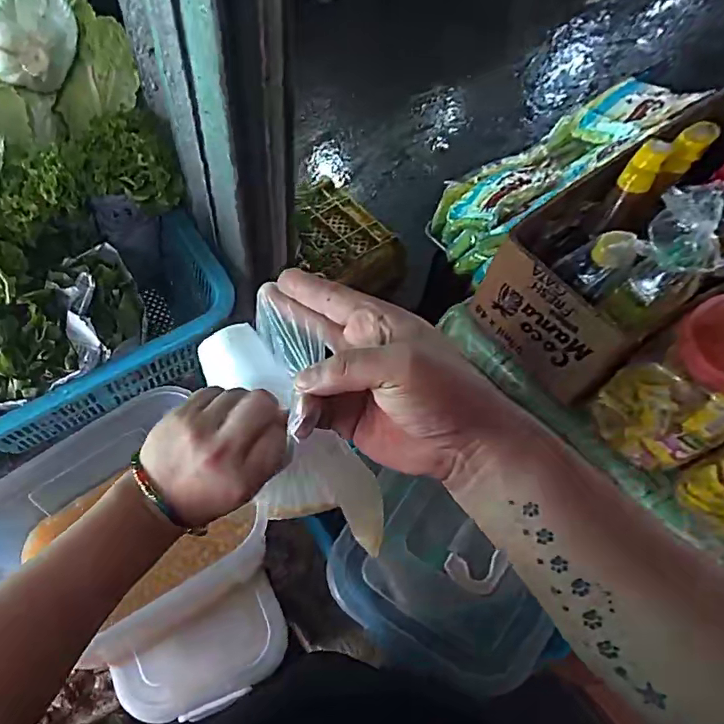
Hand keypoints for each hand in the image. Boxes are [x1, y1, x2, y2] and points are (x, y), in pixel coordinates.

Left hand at [139, 388, 287, 526]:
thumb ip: (268, 460)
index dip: (280, 430)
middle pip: (261, 403)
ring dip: (241, 403)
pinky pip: (212, 392)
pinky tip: (213, 415)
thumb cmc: (205, 499)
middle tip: (258, 417)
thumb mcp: (245, 492)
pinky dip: (218, 400)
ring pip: (237, 392)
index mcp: (242, 477)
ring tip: (231, 418)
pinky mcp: (179, 413)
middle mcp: (221, 449)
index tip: (273, 432)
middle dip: (266, 407)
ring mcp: (197, 428)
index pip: (279, 435)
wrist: (156, 498)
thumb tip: (282, 424)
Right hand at [274, 269, 526, 484]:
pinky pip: (313, 411)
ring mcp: (350, 386)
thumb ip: (346, 367)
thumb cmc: (442, 391)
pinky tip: (289, 416)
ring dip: (287, 374)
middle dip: (288, 318)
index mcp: (376, 326)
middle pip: (314, 331)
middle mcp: (359, 351)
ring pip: (308, 375)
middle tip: (261, 302)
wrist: (462, 445)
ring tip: (261, 369)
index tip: (280, 279)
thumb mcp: (399, 365)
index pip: (335, 301)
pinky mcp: (346, 418)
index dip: (307, 290)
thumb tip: (301, 382)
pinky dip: (300, 414)